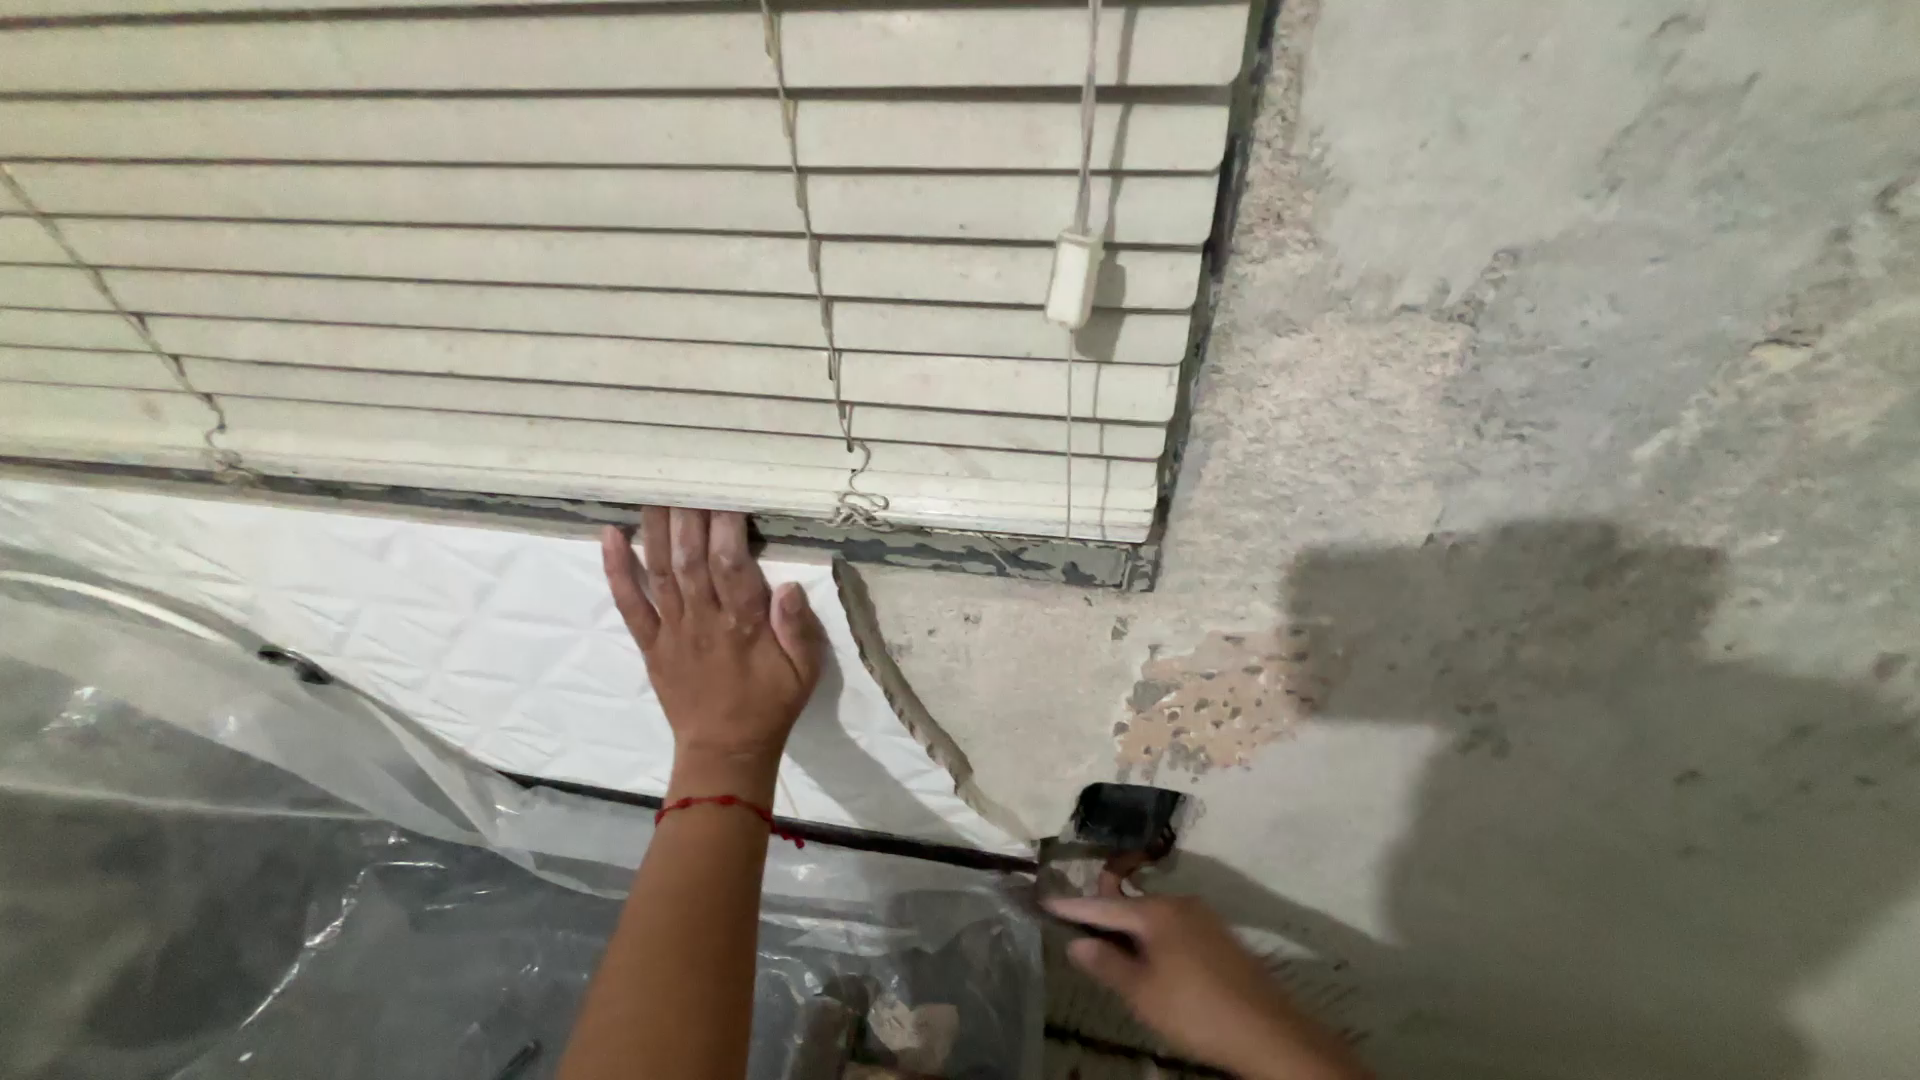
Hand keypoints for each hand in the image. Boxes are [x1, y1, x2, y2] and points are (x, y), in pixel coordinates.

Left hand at [601, 508, 825, 764]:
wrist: (725, 750)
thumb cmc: (771, 705)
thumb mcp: (805, 671)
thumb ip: (798, 629)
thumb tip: (790, 586)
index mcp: (743, 625)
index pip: (731, 564)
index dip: (726, 525)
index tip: (725, 490)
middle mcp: (703, 620)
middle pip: (690, 558)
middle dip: (688, 514)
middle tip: (685, 474)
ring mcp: (672, 631)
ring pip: (660, 571)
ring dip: (655, 528)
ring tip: (653, 487)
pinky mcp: (650, 643)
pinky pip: (629, 604)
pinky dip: (616, 570)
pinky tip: (609, 535)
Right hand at [1047, 876, 1371, 1079]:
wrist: (1268, 1031)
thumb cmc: (1195, 1011)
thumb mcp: (1141, 993)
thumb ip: (1106, 964)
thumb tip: (1077, 942)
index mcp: (1156, 912)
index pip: (1103, 906)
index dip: (1072, 907)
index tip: (1045, 900)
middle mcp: (1179, 903)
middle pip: (1130, 907)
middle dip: (1105, 919)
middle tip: (1079, 930)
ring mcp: (1204, 917)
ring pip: (1155, 918)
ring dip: (1132, 932)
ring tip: (1115, 953)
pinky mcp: (1221, 936)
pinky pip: (1175, 928)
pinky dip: (1156, 939)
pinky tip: (1154, 962)